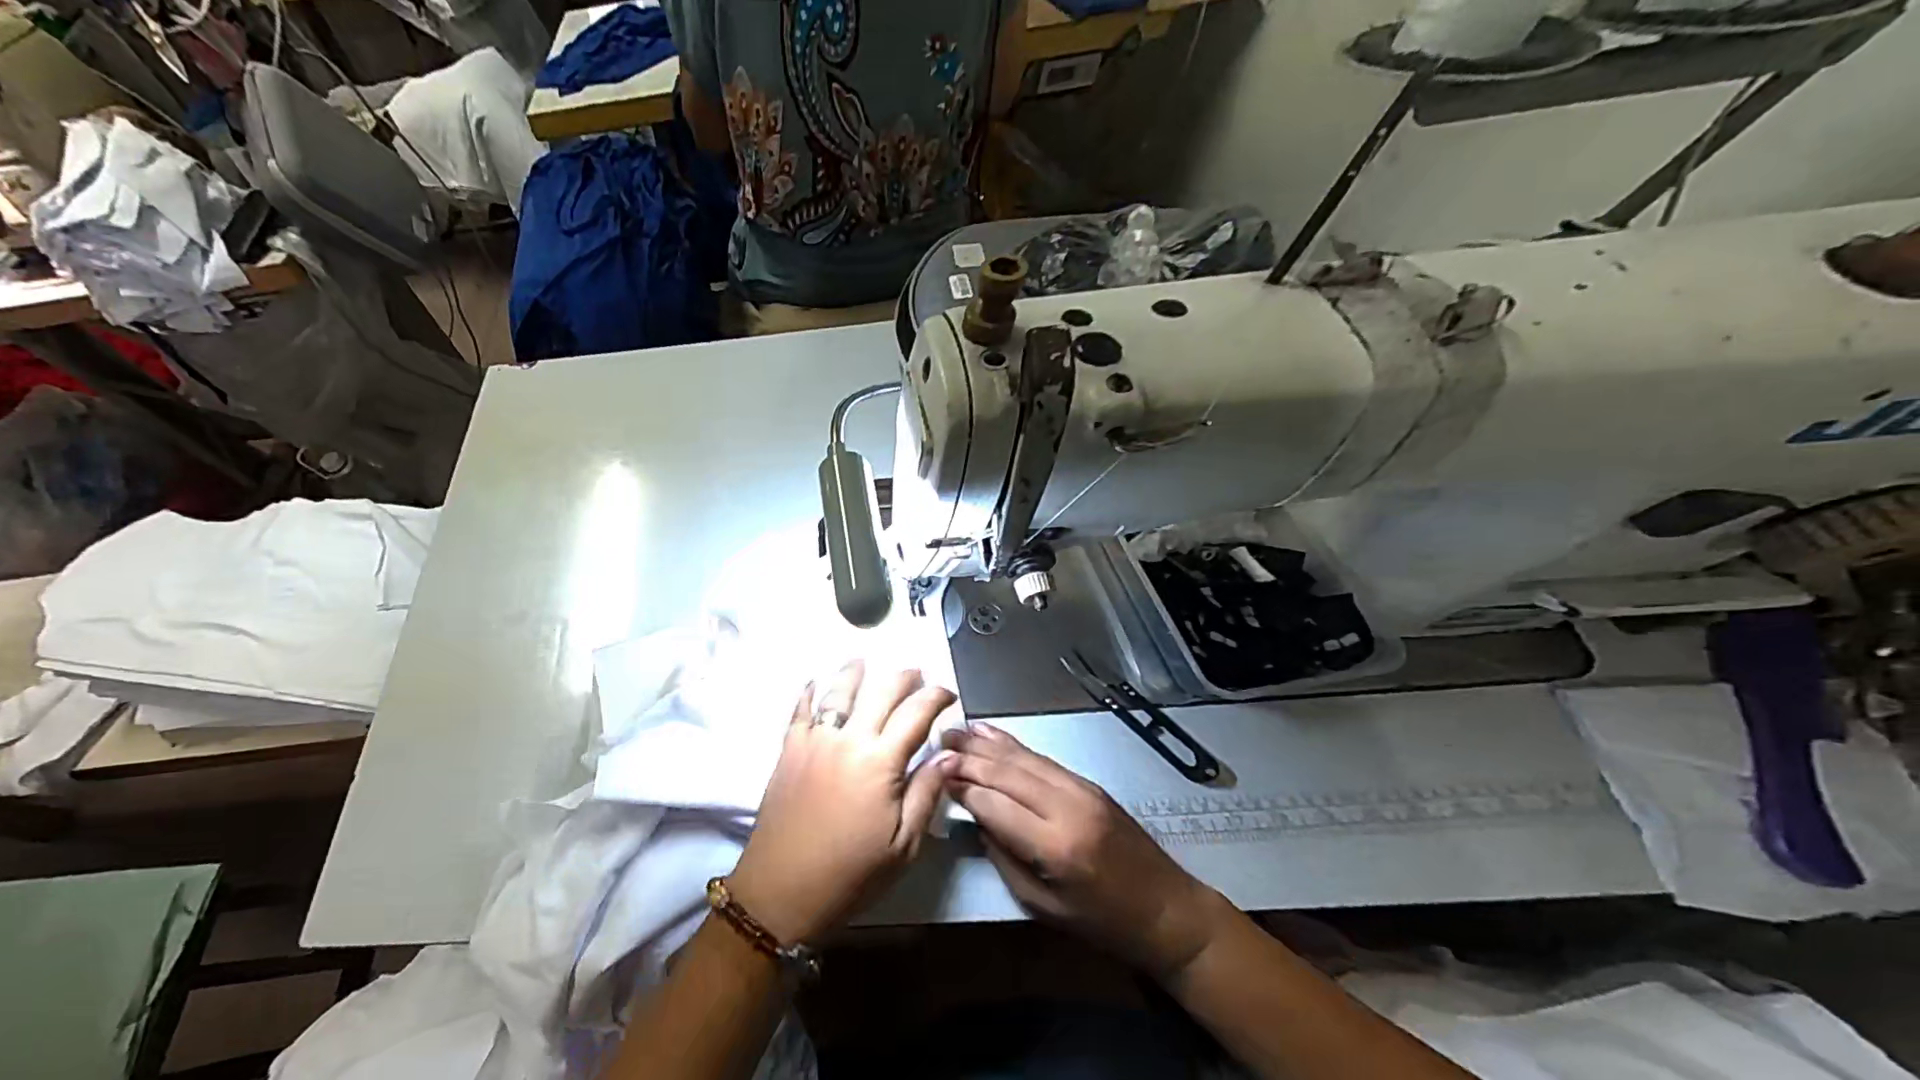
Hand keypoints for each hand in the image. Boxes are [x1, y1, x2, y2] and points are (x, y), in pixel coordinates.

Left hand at [728, 662, 958, 945]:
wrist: (780, 893)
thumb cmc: (850, 874)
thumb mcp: (903, 845)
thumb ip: (927, 793)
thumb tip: (949, 754)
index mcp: (881, 762)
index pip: (916, 714)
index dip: (936, 697)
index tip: (948, 693)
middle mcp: (848, 740)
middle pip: (880, 693)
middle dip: (903, 678)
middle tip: (917, 674)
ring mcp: (814, 742)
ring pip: (838, 693)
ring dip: (855, 673)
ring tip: (865, 661)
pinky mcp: (788, 752)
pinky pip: (800, 711)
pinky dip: (810, 693)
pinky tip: (815, 683)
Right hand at [944, 724, 1232, 978]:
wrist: (1164, 908)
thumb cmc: (1102, 921)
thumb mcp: (1043, 905)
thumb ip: (1006, 858)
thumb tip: (978, 819)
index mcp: (1055, 846)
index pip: (996, 804)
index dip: (964, 789)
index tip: (935, 775)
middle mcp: (1068, 807)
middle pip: (1008, 773)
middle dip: (970, 758)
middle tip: (937, 743)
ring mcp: (1082, 789)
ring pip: (1026, 759)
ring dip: (988, 744)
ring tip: (957, 732)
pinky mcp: (1089, 783)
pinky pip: (1044, 759)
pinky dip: (1015, 746)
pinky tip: (994, 735)